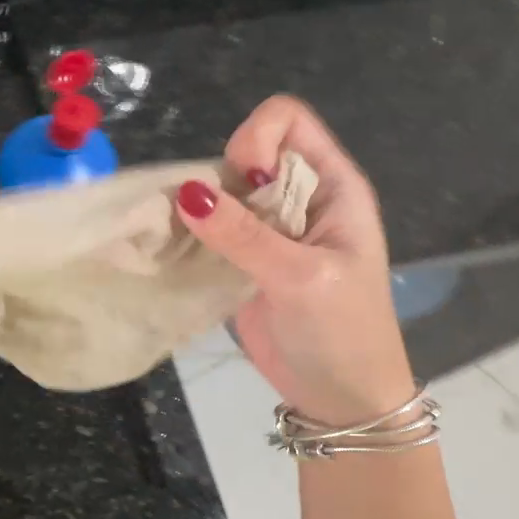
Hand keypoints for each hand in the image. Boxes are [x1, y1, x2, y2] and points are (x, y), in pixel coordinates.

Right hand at [176, 95, 415, 424]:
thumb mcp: (302, 278)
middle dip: (219, 177)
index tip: (244, 183)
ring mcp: (266, 232)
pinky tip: (176, 254)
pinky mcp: (239, 262)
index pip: (288, 121)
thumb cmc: (341, 333)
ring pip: (220, 193)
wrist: (338, 397)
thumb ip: (245, 235)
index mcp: (331, 187)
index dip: (257, 138)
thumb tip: (186, 192)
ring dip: (196, 208)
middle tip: (211, 224)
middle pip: (246, 152)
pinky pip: (207, 231)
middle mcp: (297, 199)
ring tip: (184, 239)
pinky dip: (187, 236)